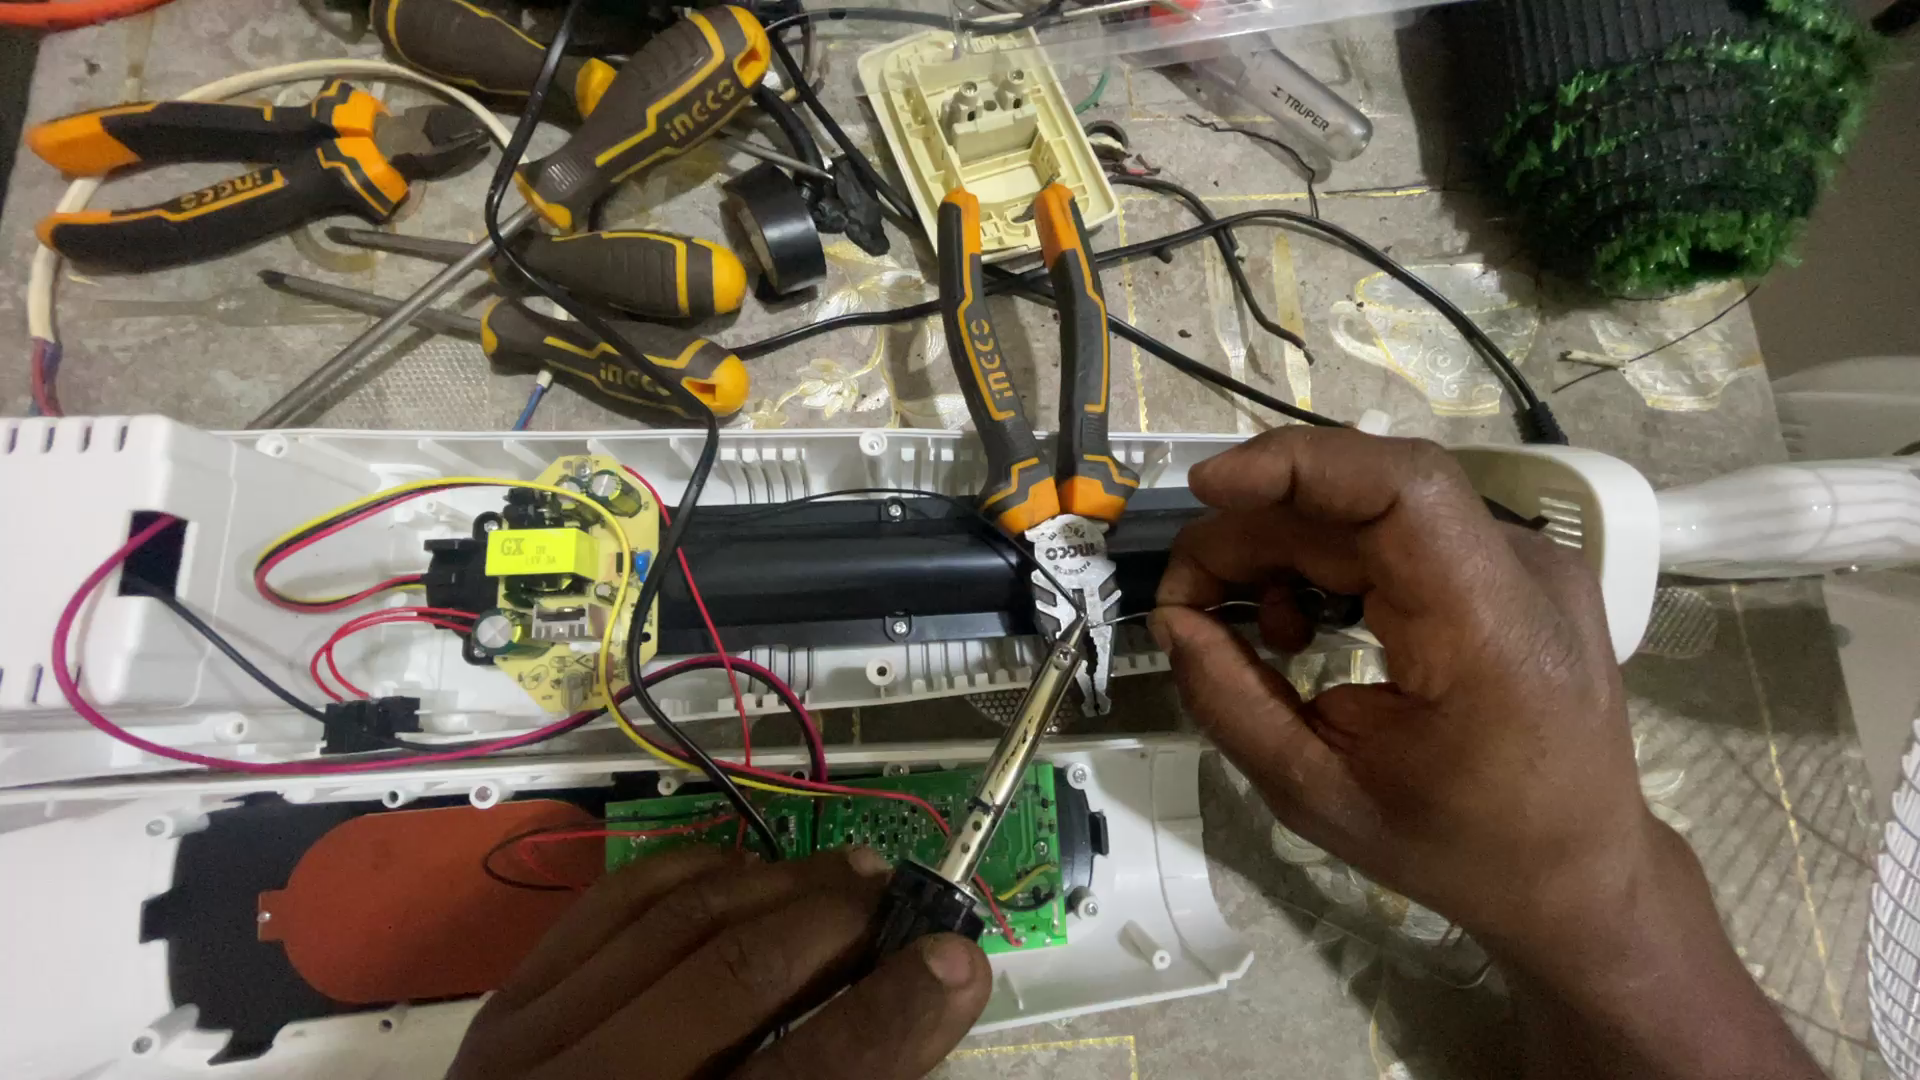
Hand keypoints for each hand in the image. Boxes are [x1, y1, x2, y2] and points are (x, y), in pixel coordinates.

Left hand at [449, 847, 991, 1079]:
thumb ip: (840, 1075)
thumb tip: (924, 989)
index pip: (804, 1079)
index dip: (893, 1014)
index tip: (961, 961)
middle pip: (740, 977)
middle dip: (842, 923)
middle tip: (902, 898)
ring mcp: (526, 1051)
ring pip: (686, 918)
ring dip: (787, 881)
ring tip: (851, 870)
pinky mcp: (503, 1006)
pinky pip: (621, 897)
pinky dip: (701, 868)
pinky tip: (754, 868)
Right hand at [1149, 429, 1659, 984]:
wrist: (1573, 871)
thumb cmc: (1453, 846)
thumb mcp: (1314, 793)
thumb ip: (1229, 702)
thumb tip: (1172, 620)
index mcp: (1489, 635)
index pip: (1402, 489)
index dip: (1293, 465)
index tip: (1204, 486)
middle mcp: (1514, 571)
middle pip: (1349, 499)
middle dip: (1244, 536)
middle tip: (1184, 605)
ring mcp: (1510, 560)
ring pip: (1352, 510)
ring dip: (1270, 552)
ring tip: (1243, 631)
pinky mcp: (1489, 566)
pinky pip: (1375, 532)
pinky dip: (1308, 564)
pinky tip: (1295, 628)